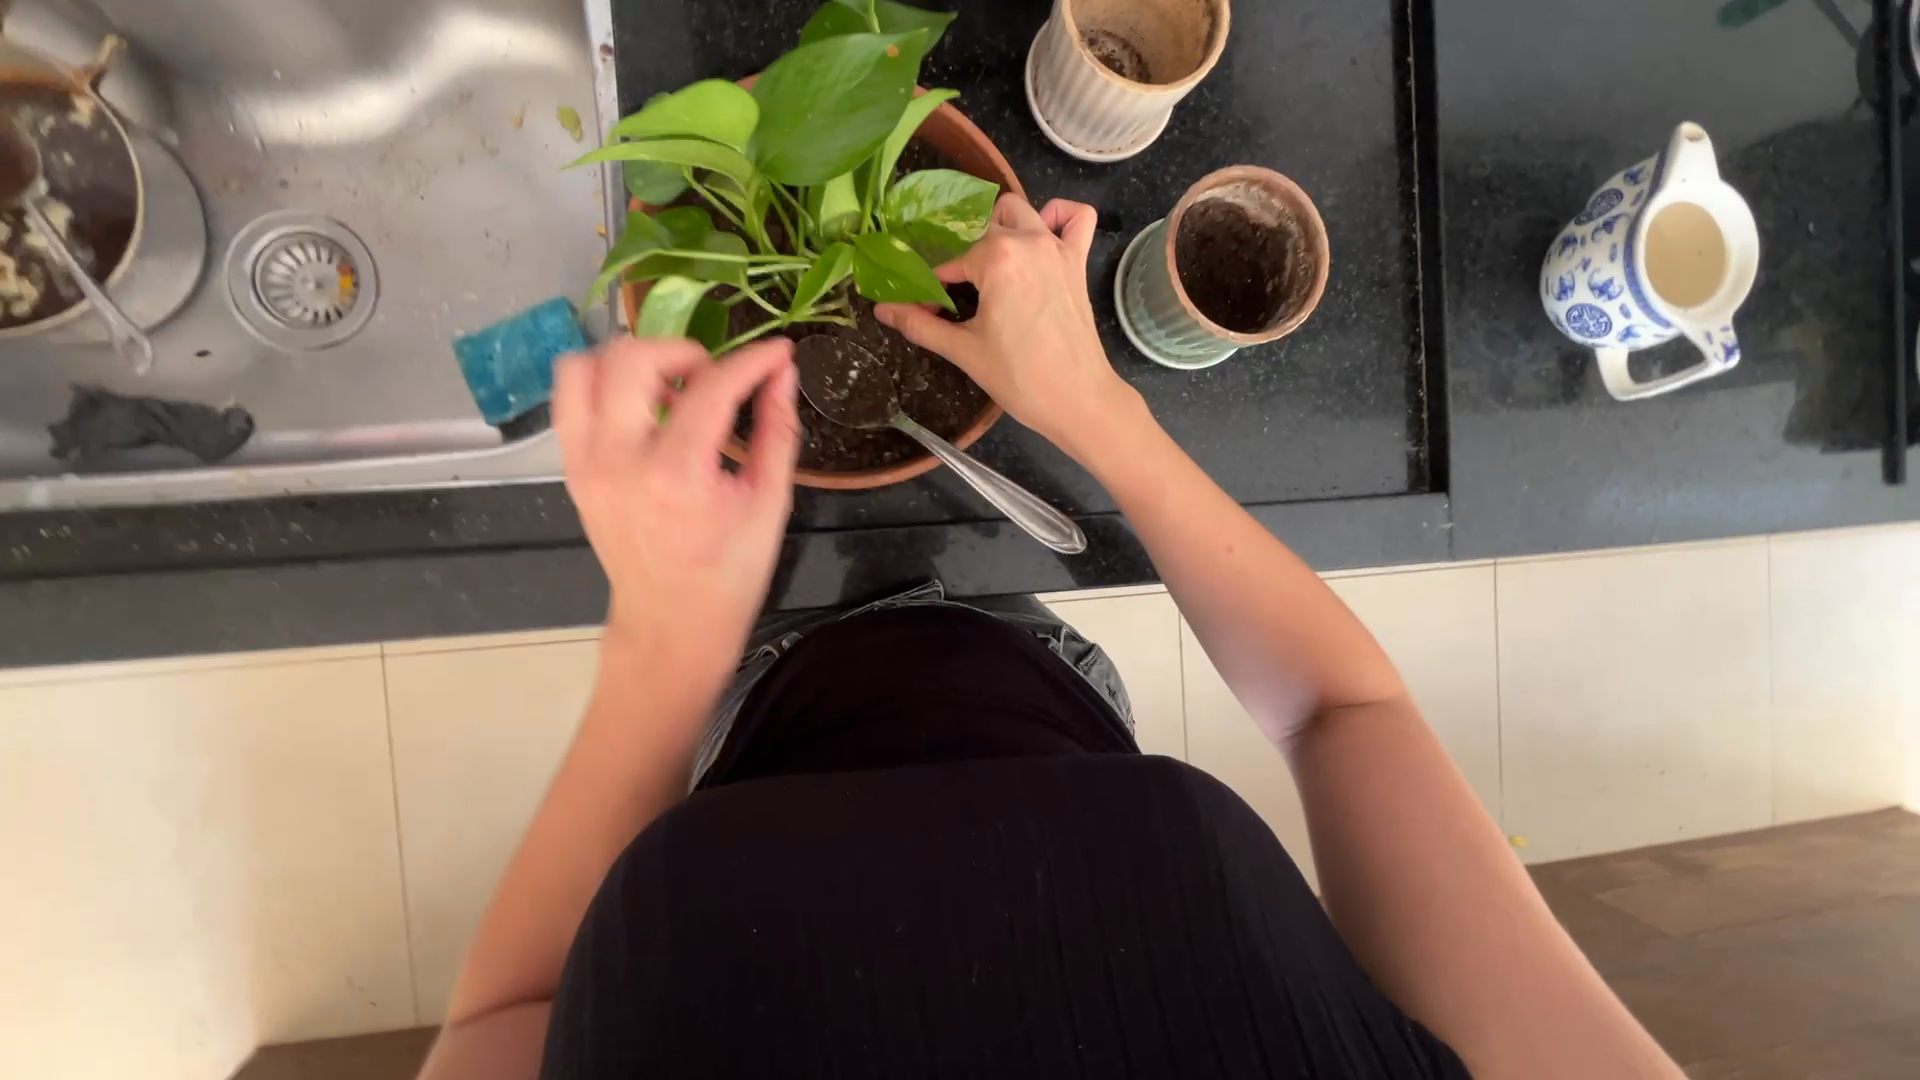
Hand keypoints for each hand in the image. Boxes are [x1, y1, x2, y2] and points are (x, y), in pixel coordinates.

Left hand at [553, 337, 799, 681]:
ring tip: (671, 390)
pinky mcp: (573, 471)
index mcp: (677, 474)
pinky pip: (571, 401)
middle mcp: (619, 461)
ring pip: (583, 368)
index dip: (751, 361)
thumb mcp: (769, 503)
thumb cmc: (730, 573)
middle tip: (714, 375)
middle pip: (631, 358)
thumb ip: (778, 431)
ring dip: (632, 363)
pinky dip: (607, 388)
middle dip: (683, 350)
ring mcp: (586, 464)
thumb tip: (783, 374)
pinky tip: (645, 411)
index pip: (711, 387)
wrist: (672, 623)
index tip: (778, 352)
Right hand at [875, 195, 1142, 457]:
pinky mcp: (1078, 262)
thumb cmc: (1020, 379)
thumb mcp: (964, 351)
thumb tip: (883, 310)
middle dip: (958, 254)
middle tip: (951, 290)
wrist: (1077, 399)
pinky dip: (1058, 215)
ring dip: (997, 227)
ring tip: (986, 262)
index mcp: (996, 258)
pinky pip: (1076, 217)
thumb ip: (920, 324)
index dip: (930, 287)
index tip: (925, 309)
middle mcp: (1027, 241)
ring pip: (1019, 211)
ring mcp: (1056, 248)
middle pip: (977, 228)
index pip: (948, 261)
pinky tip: (1040, 235)